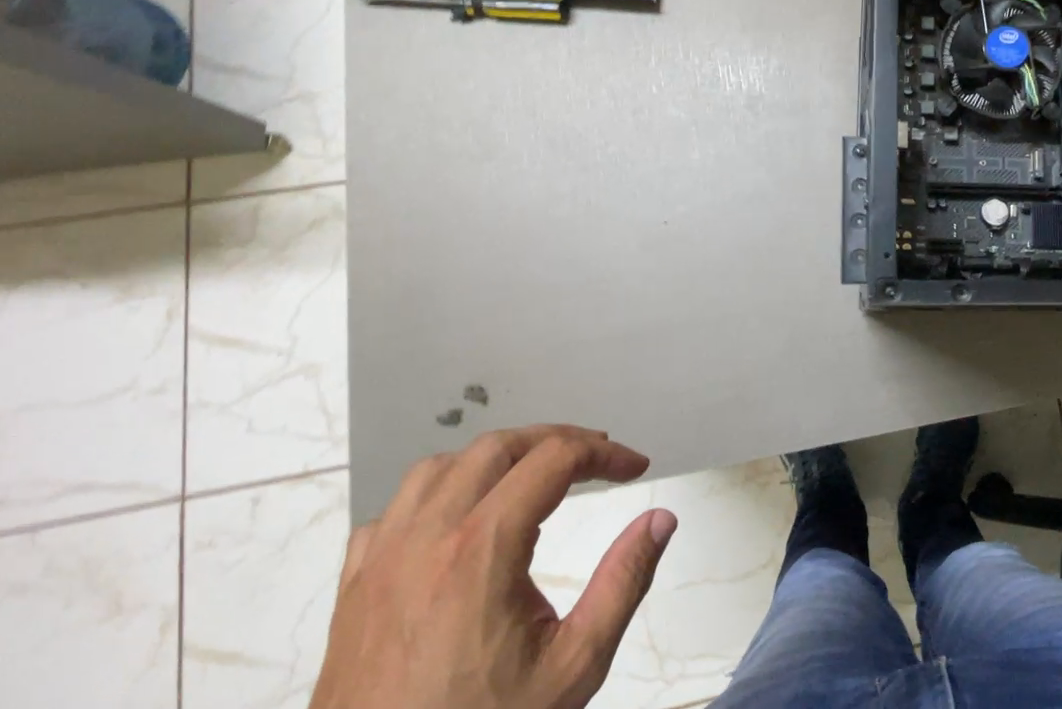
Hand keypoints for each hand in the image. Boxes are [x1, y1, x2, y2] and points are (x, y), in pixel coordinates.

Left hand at [310, 425, 676, 708]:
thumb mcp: (576, 664)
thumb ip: (624, 582)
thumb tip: (662, 519)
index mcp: (483, 548)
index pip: (554, 461)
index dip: (604, 454)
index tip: (637, 468)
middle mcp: (427, 537)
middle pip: (497, 448)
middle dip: (556, 441)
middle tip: (598, 460)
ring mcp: (381, 559)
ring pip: (438, 468)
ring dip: (495, 459)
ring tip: (533, 478)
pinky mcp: (354, 587)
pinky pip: (392, 512)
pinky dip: (436, 496)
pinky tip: (459, 524)